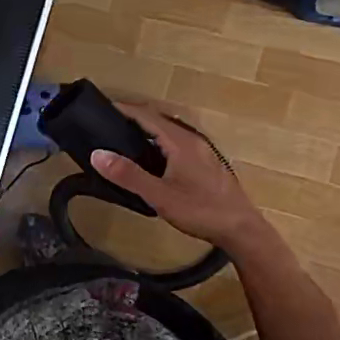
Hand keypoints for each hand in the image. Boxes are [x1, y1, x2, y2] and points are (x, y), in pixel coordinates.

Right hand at [90, 104, 268, 252]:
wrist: (241, 229)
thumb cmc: (200, 211)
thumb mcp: (160, 195)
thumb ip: (129, 175)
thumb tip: (97, 154)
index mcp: (180, 141)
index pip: (146, 115)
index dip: (123, 109)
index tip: (100, 109)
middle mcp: (193, 140)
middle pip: (158, 120)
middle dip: (132, 119)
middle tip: (106, 127)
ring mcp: (202, 151)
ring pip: (169, 133)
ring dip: (147, 132)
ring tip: (123, 142)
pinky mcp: (207, 164)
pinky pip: (177, 144)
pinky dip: (159, 144)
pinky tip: (151, 161)